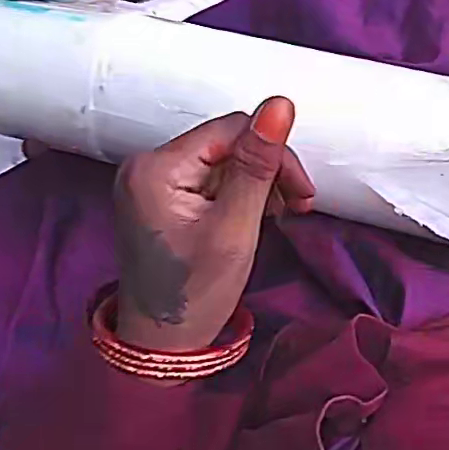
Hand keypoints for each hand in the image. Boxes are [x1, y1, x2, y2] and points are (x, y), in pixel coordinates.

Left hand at [113, 98, 315, 352]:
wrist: (162, 346)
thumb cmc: (196, 295)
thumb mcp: (235, 229)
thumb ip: (257, 165)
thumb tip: (280, 103)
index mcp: (156, 168)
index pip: (230, 130)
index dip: (274, 154)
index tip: (303, 193)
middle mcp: (146, 164)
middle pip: (225, 143)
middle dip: (266, 170)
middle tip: (295, 207)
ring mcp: (150, 180)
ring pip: (222, 159)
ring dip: (256, 182)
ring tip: (278, 215)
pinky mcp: (160, 196)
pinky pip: (209, 177)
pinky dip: (237, 193)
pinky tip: (254, 215)